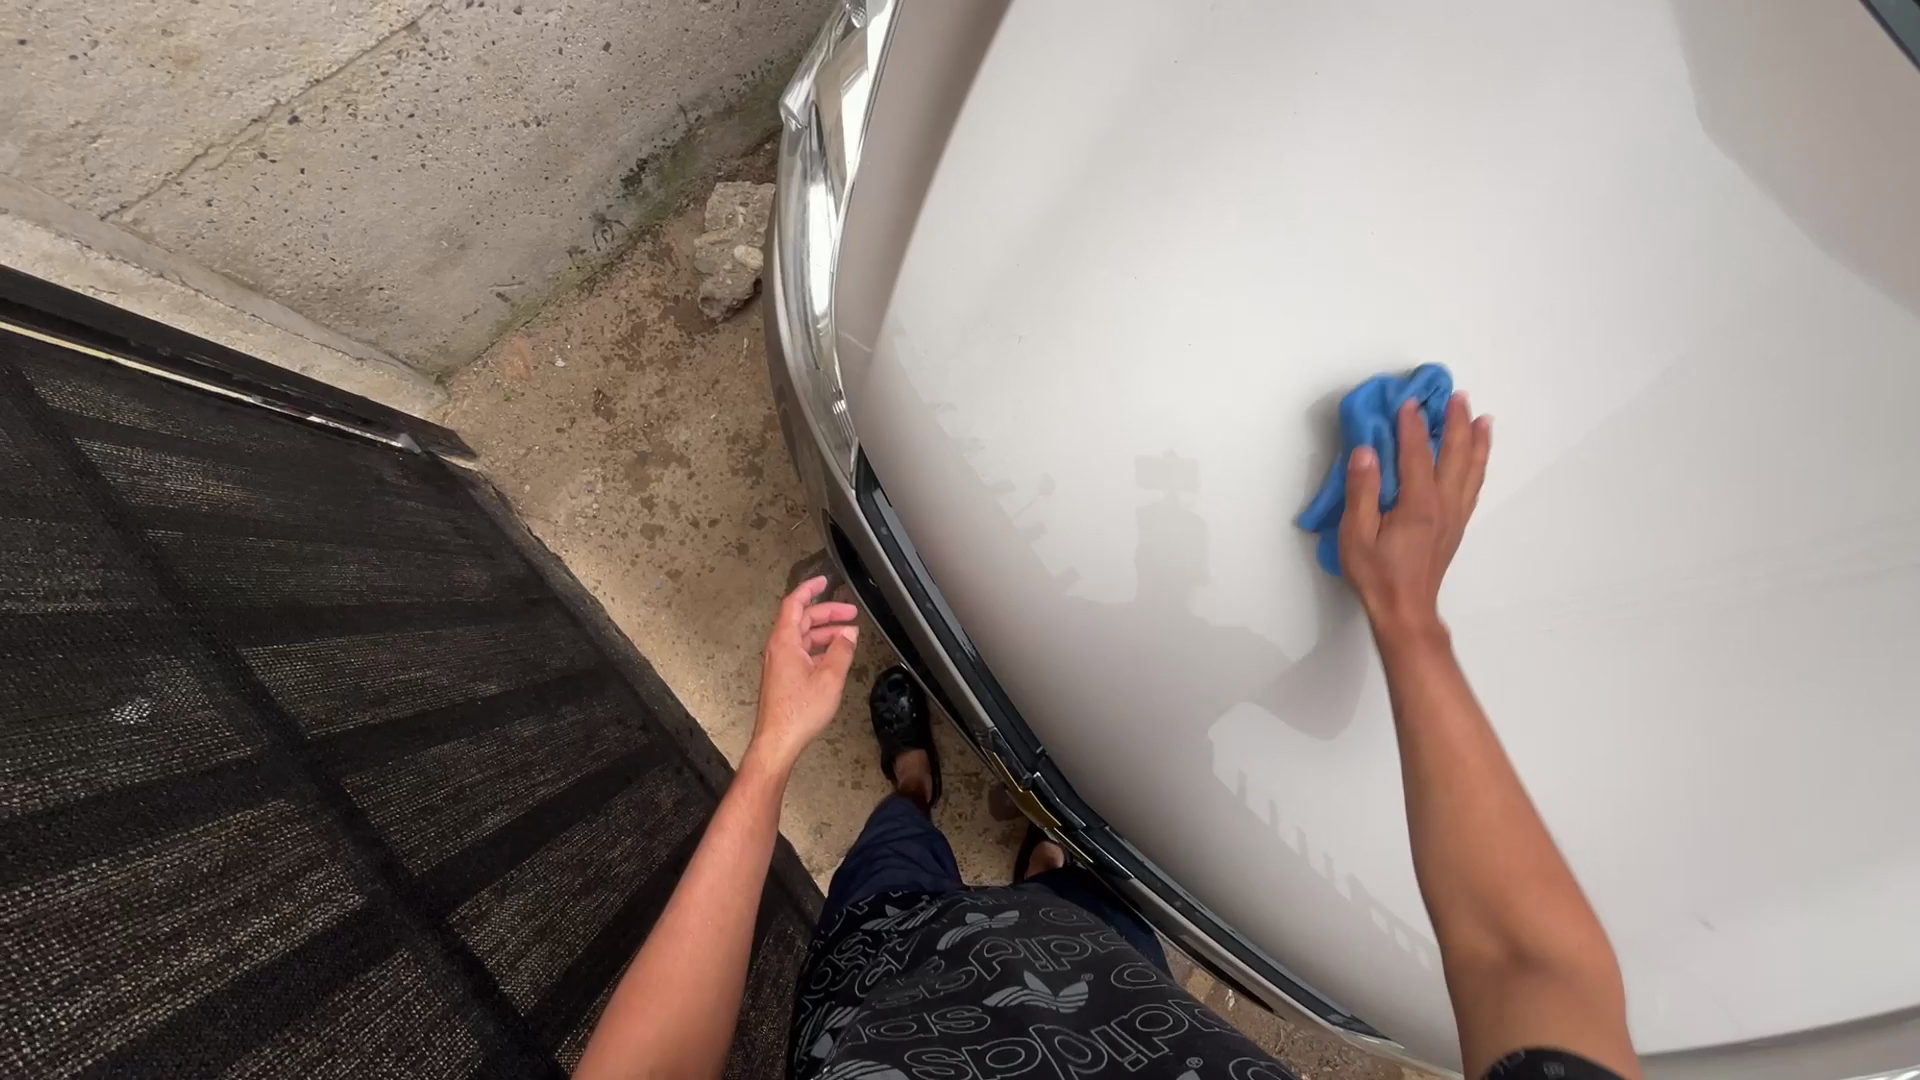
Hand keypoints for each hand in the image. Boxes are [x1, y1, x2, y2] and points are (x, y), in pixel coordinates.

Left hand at [749, 576, 859, 771]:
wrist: (778, 740)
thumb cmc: (797, 712)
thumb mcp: (830, 677)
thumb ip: (841, 650)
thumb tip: (849, 634)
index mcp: (785, 642)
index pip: (794, 604)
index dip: (810, 589)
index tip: (823, 581)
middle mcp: (778, 649)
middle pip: (801, 619)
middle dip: (826, 613)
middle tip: (849, 612)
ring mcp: (779, 663)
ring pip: (803, 636)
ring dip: (825, 632)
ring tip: (847, 635)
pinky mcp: (782, 677)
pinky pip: (802, 652)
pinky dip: (819, 647)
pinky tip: (834, 655)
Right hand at [1340, 394, 1491, 640]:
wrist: (1405, 608)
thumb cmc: (1375, 573)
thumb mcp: (1356, 534)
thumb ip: (1362, 491)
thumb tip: (1366, 452)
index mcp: (1418, 504)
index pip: (1415, 455)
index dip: (1412, 426)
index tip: (1408, 402)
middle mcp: (1443, 504)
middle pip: (1455, 455)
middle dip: (1455, 423)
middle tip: (1455, 396)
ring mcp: (1454, 515)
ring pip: (1471, 469)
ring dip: (1475, 440)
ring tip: (1479, 416)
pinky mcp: (1456, 525)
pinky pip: (1473, 485)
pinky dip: (1478, 463)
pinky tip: (1477, 456)